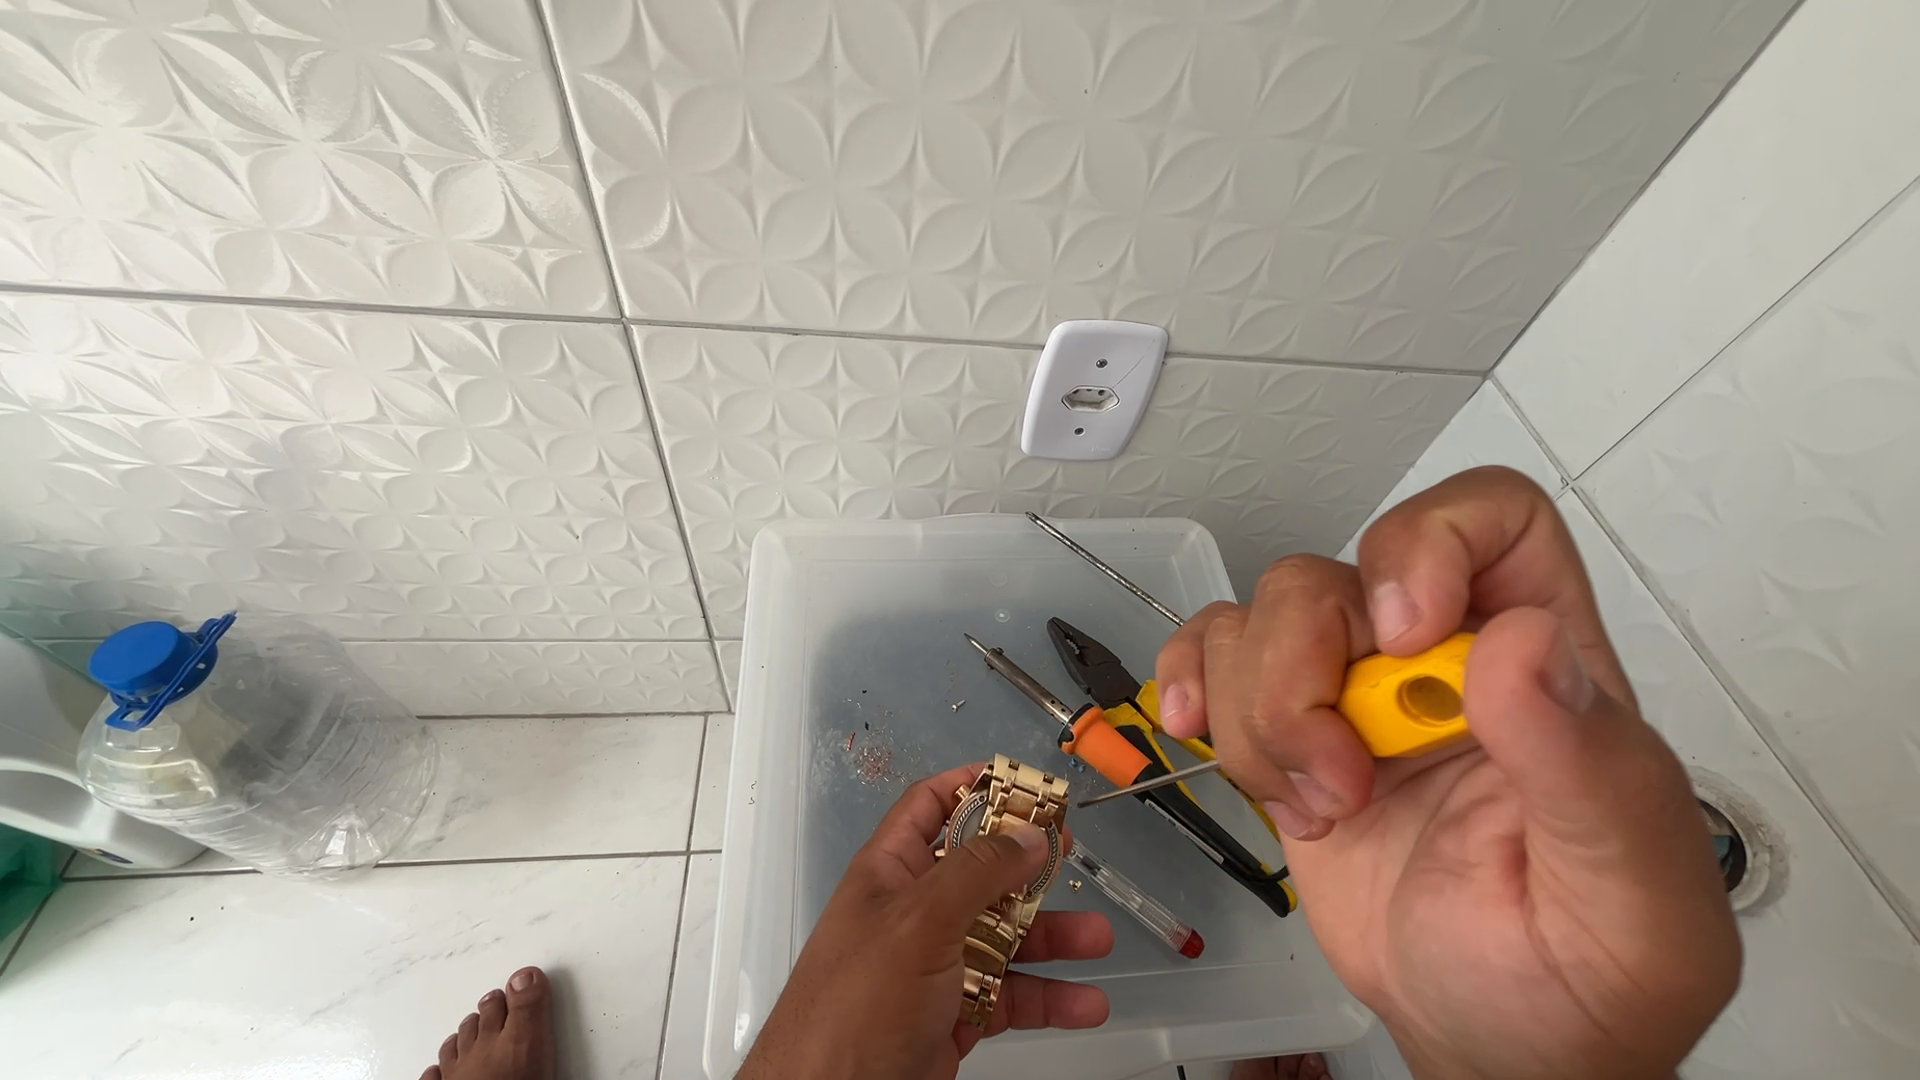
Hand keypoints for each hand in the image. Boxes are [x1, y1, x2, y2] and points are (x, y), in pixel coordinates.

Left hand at [738, 763, 1113, 1079]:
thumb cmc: (861, 998)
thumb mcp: (920, 920)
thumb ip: (978, 872)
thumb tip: (1030, 835)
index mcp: (892, 869)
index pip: (930, 806)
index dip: (972, 786)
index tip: (1023, 784)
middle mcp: (915, 909)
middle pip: (979, 870)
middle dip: (1027, 863)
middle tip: (1070, 851)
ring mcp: (936, 963)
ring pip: (1003, 935)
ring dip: (1051, 936)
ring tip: (1097, 937)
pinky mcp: (955, 1013)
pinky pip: (1010, 995)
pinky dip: (1048, 999)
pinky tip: (1084, 1003)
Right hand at [1155, 467, 1738, 1078]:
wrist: (1475, 1033)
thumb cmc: (1569, 980)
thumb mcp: (1627, 905)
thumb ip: (1595, 774)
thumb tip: (1525, 642)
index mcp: (1535, 661)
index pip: (1487, 517)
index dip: (1429, 544)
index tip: (1402, 638)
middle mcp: (1426, 653)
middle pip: (1326, 577)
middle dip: (1301, 679)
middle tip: (1338, 784)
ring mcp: (1341, 686)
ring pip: (1254, 618)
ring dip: (1254, 718)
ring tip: (1308, 806)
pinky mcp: (1276, 724)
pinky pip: (1206, 650)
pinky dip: (1188, 682)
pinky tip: (1197, 729)